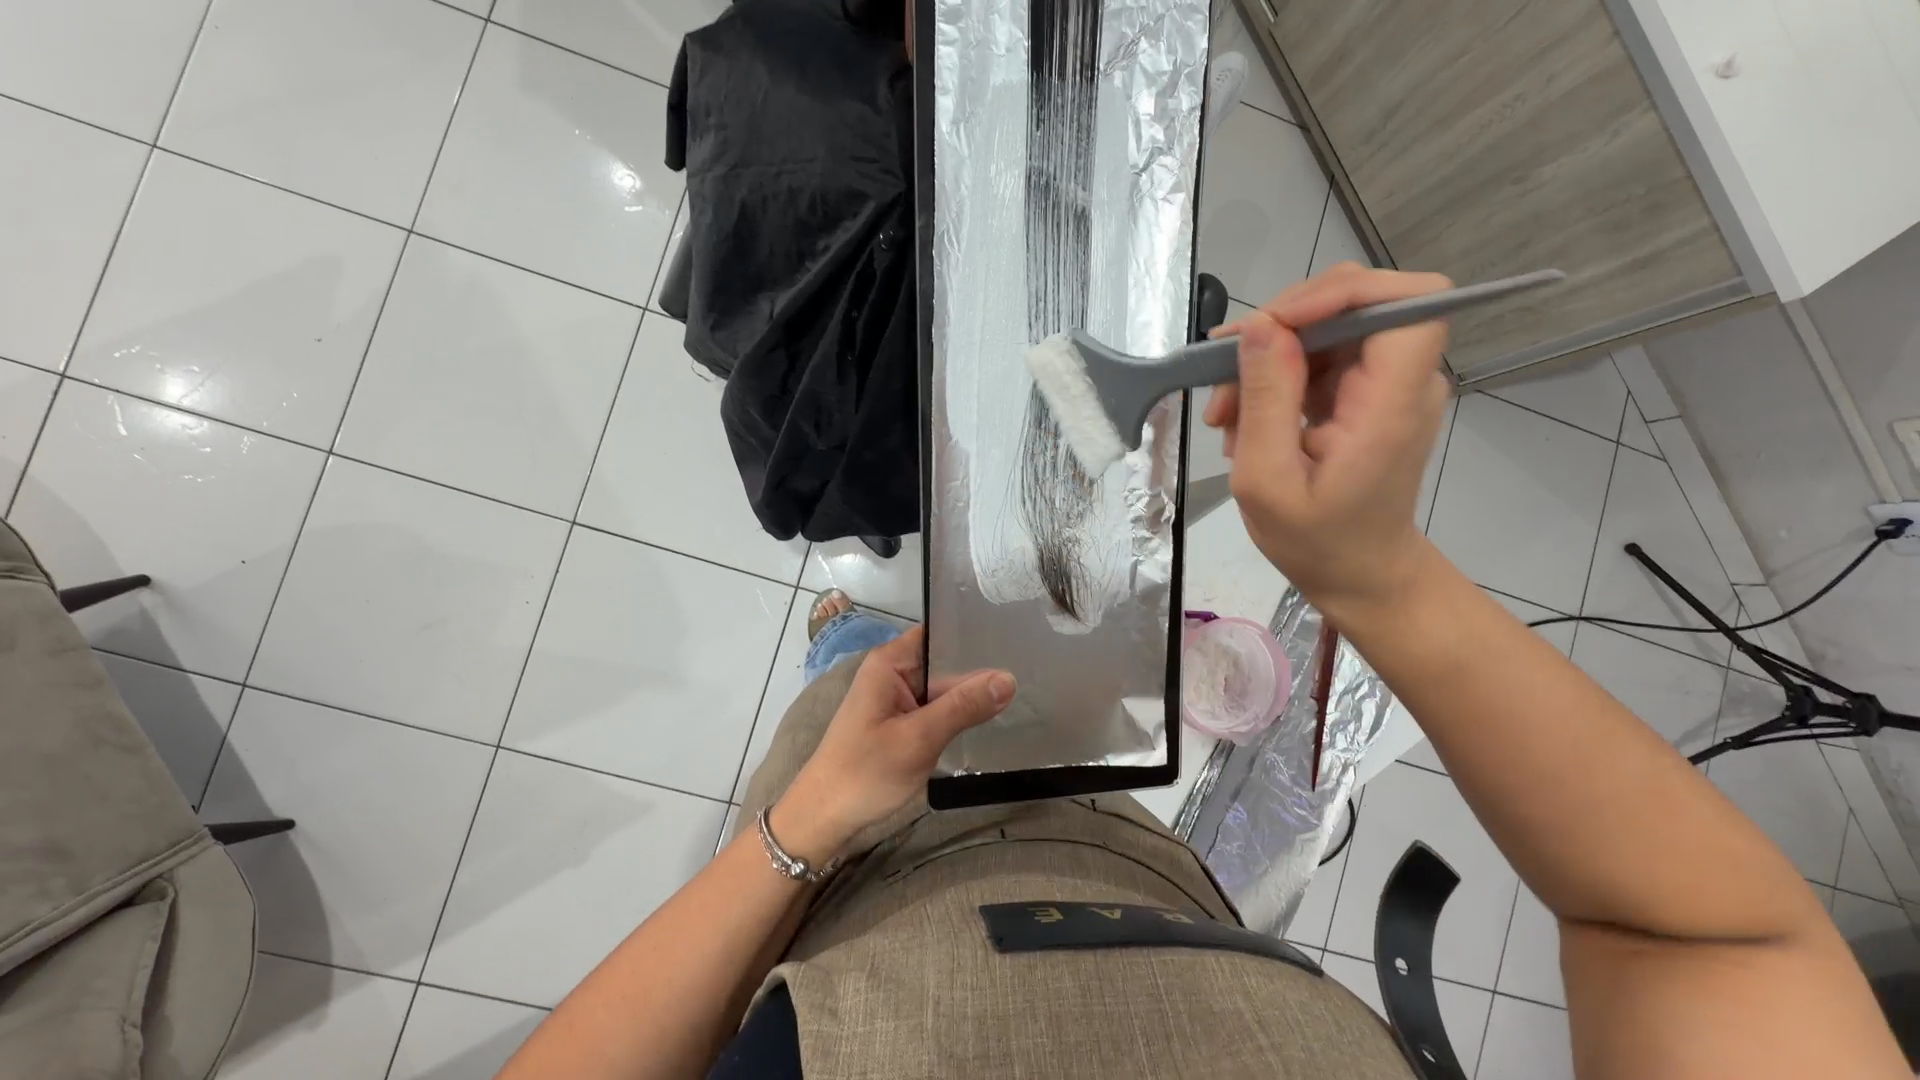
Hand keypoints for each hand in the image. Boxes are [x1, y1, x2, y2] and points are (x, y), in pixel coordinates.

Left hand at [771, 626, 1013, 862]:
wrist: (824, 818)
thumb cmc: (865, 773)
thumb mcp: (919, 738)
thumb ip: (963, 707)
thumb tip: (1009, 678)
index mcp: (890, 663)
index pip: (939, 633)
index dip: (973, 634)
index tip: (1015, 638)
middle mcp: (893, 674)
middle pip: (946, 663)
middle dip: (980, 671)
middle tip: (1033, 676)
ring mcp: (897, 702)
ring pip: (944, 691)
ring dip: (972, 698)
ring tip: (1025, 695)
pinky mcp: (901, 726)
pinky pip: (937, 712)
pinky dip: (958, 718)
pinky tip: (993, 721)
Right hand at [1202, 264, 1453, 619]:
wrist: (1357, 573)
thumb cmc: (1314, 541)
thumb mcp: (1268, 479)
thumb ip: (1266, 398)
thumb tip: (1256, 324)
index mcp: (1393, 403)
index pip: (1409, 301)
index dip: (1343, 293)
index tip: (1276, 324)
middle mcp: (1403, 380)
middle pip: (1355, 305)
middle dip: (1279, 330)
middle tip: (1224, 379)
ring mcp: (1386, 384)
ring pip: (1325, 330)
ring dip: (1266, 362)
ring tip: (1225, 416)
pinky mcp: (1366, 392)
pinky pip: (1319, 358)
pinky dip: (1276, 380)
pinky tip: (1245, 422)